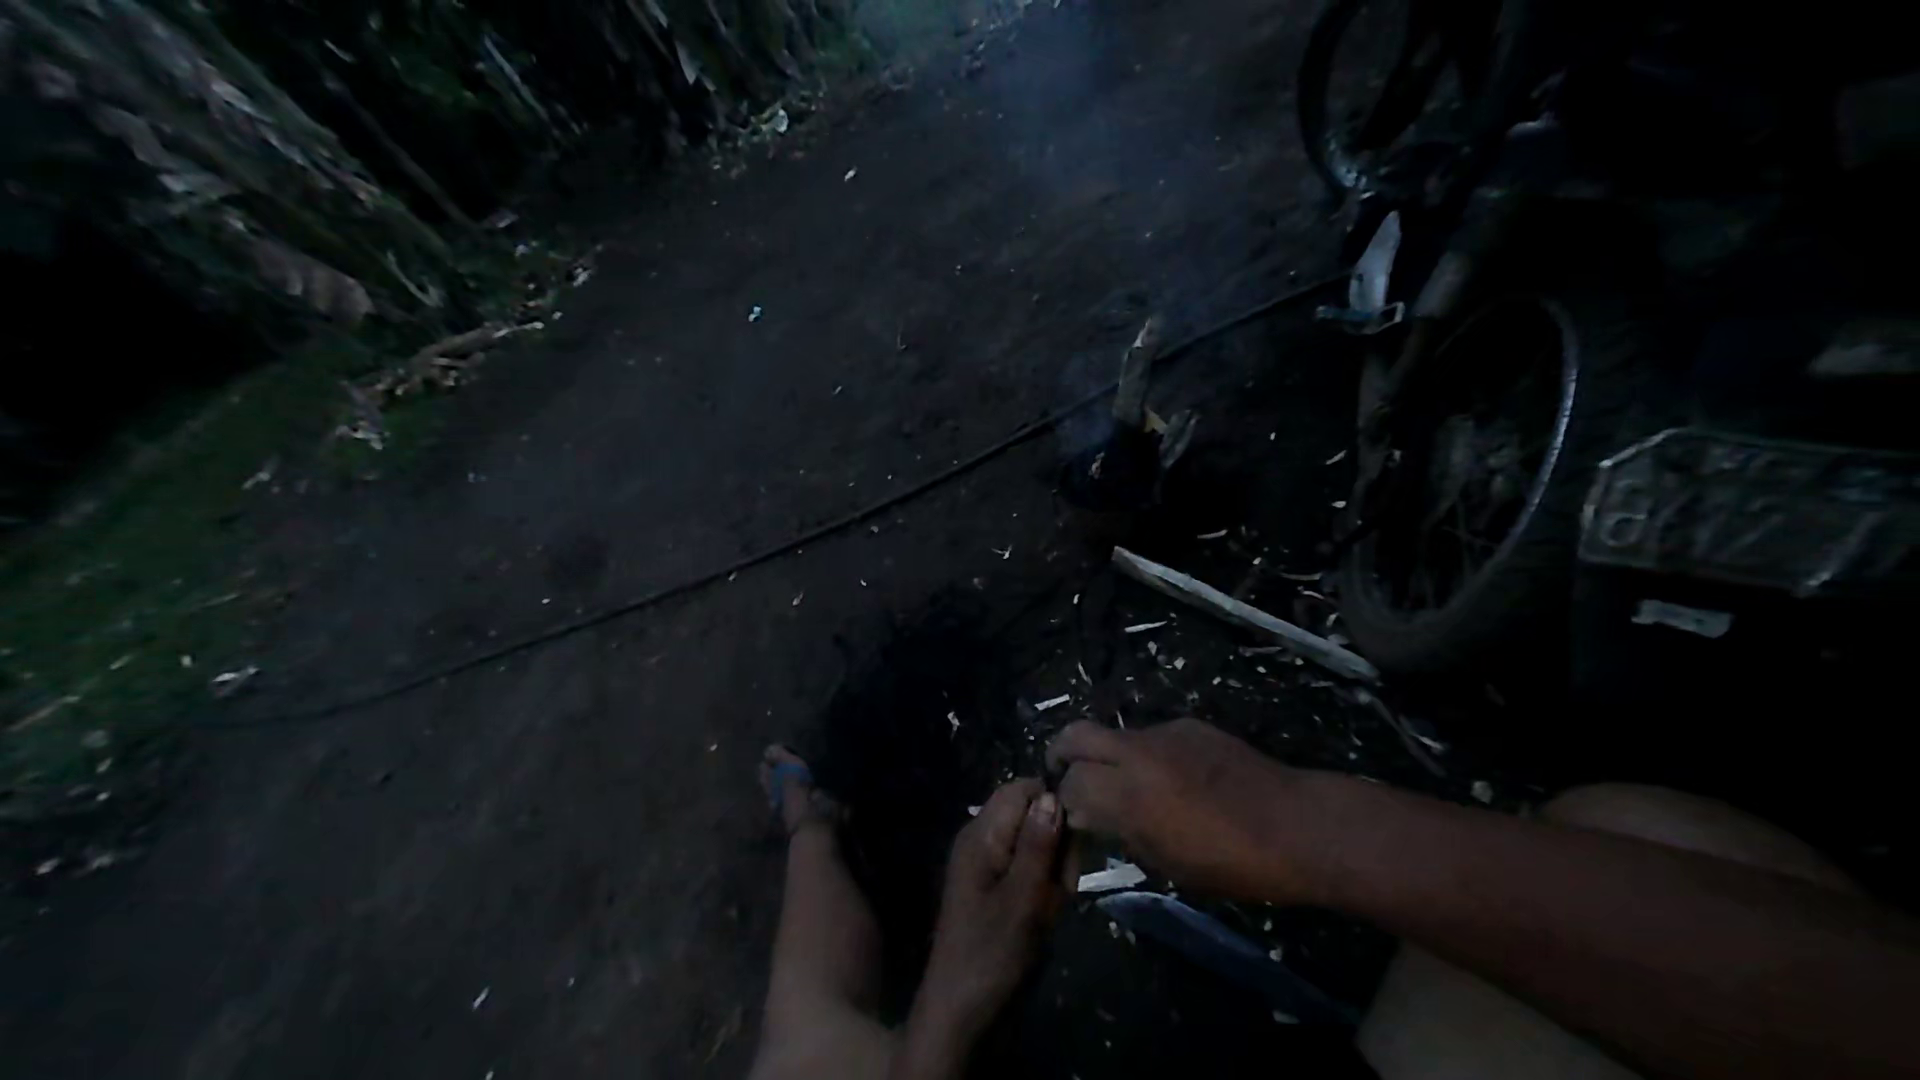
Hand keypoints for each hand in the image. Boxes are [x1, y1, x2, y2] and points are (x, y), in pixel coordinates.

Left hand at [913, 779, 1068, 1042]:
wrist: (962, 1015)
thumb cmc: (991, 955)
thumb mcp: (1022, 899)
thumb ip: (1038, 844)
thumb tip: (1052, 795)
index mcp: (981, 833)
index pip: (1023, 789)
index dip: (1053, 806)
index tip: (1073, 841)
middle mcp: (983, 838)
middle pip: (1033, 815)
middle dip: (1057, 847)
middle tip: (1059, 887)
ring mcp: (989, 863)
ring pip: (1038, 845)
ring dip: (1054, 872)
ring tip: (1051, 907)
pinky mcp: (998, 886)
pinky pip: (1031, 870)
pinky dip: (1045, 889)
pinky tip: (1046, 916)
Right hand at [1046, 718, 1325, 903]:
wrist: (1297, 825)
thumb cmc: (1233, 862)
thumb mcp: (1168, 864)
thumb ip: (1122, 832)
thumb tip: (1094, 816)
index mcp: (1128, 794)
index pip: (1070, 784)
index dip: (1064, 801)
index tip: (1072, 817)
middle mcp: (1136, 753)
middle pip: (1075, 735)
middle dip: (1061, 754)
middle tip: (1067, 777)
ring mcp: (1163, 733)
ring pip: (1115, 735)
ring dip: (1108, 756)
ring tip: (1130, 786)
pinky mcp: (1188, 725)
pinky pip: (1152, 737)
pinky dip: (1147, 755)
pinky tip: (1176, 780)